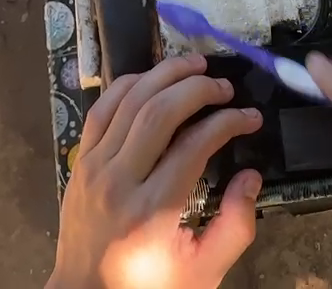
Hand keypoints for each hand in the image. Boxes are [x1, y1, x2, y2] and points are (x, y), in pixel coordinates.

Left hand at [49, 55, 264, 288]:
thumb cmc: (151, 287)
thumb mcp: (203, 273)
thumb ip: (235, 225)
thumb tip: (251, 174)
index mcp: (153, 212)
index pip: (194, 146)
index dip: (228, 122)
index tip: (250, 116)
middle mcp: (120, 181)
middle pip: (159, 112)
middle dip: (198, 89)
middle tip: (225, 86)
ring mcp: (94, 166)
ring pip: (129, 100)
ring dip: (164, 74)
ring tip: (195, 66)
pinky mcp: (80, 159)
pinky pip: (101, 108)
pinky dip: (127, 84)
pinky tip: (151, 78)